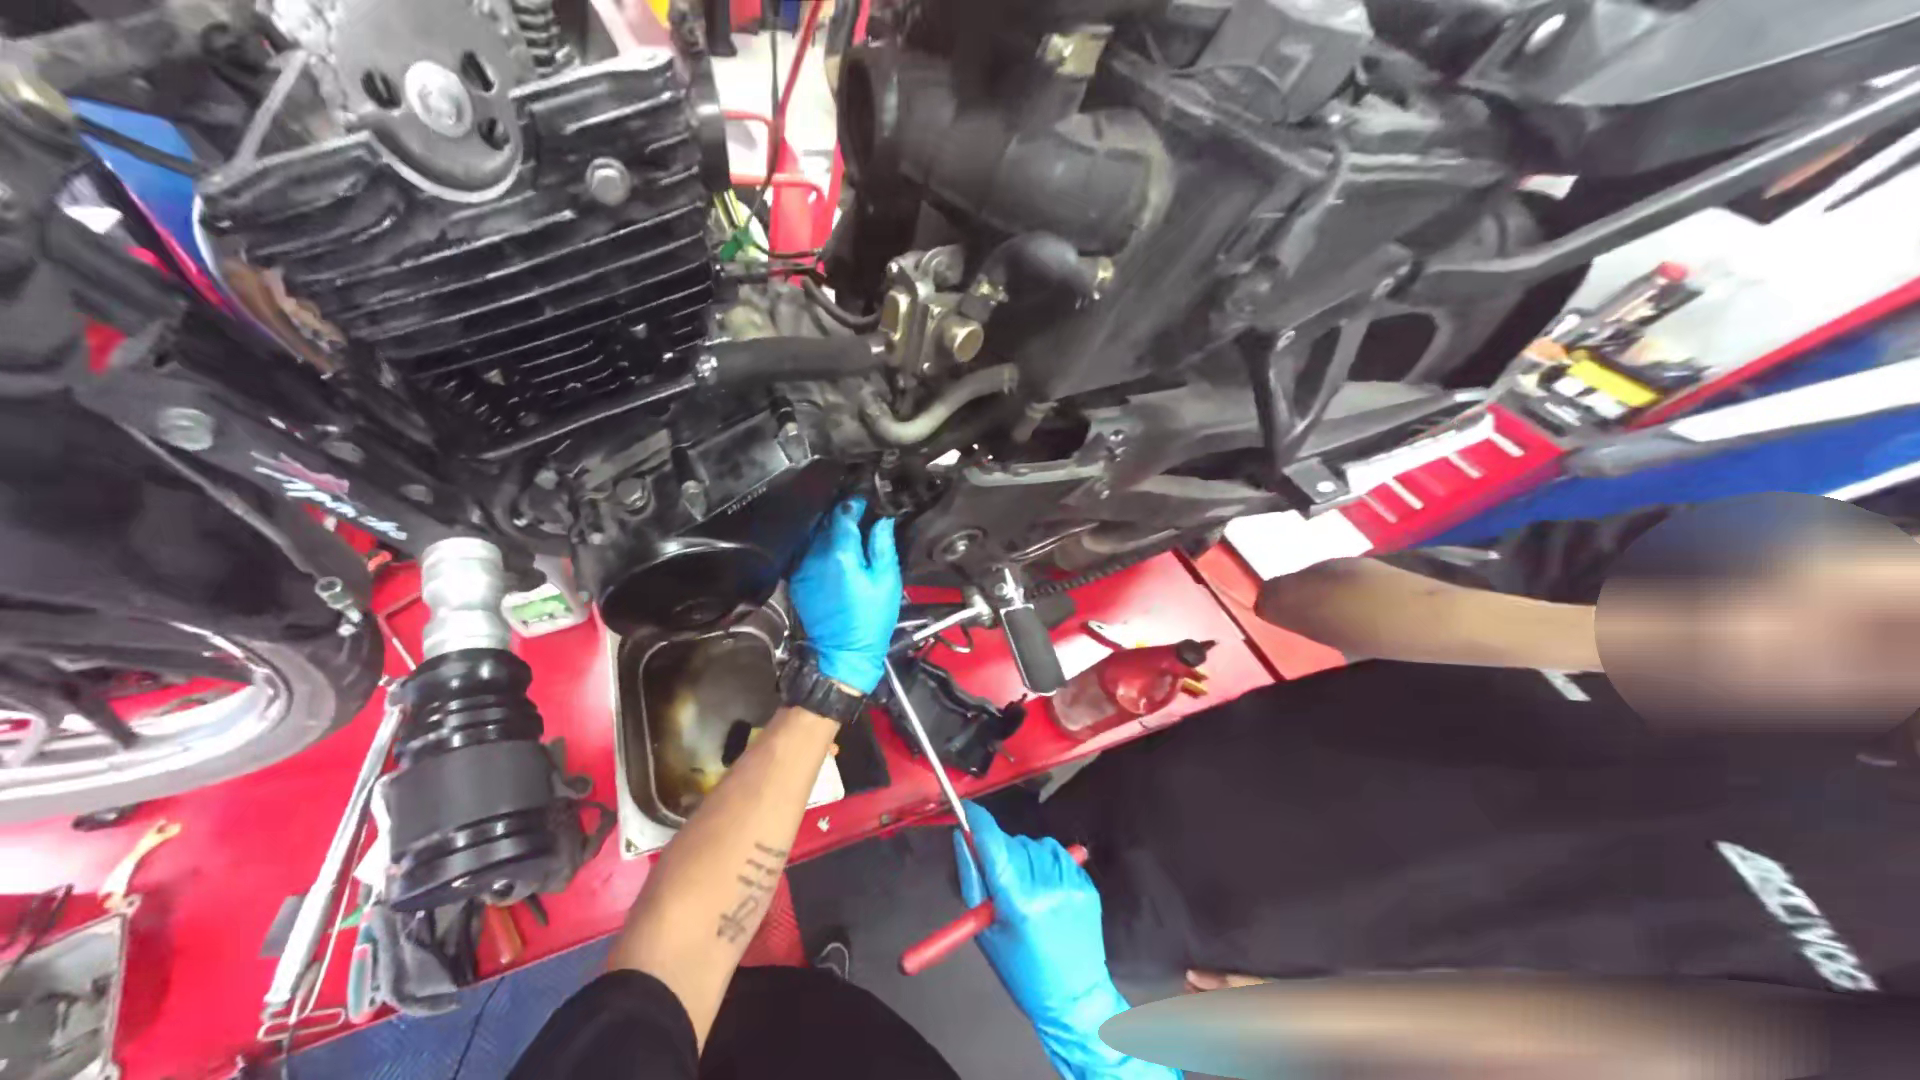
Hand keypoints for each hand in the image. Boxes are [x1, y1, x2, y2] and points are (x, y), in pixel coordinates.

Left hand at [789, 496, 900, 694]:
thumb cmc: (870, 620)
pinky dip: (819, 546)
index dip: (855, 503)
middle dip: (841, 514)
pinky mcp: (797, 581)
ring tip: (847, 528)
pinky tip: (834, 550)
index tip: (866, 500)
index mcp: (840, 554)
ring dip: (828, 529)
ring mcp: (802, 569)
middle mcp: (815, 557)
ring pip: (813, 536)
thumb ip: (882, 545)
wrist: (843, 654)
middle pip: (825, 522)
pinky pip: (807, 553)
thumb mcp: (887, 581)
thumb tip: (882, 520)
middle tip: (859, 511)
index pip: (843, 515)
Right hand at [957, 802, 1178, 1079]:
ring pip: (1036, 844)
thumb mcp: (986, 932)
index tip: (967, 811)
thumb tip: (963, 837)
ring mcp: (1070, 882)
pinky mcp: (1086, 884)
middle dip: (1000, 850)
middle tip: (998, 878)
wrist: (1075, 998)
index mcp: (1018, 900)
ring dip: (1024, 855)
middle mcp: (1046, 884)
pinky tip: (1043, 889)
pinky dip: (1045, 863)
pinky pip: (1058, 856)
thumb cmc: (1022, 971)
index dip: (977, 821)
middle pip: (1014, 842)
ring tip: (1023, 886)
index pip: (993, 842)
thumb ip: (973, 880)